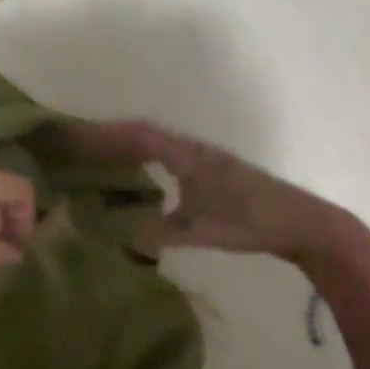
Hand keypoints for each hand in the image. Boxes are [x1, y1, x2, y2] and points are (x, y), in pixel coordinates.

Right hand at [65, 121, 347, 262]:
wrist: (301, 224)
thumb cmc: (254, 223)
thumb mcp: (204, 231)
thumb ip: (162, 233)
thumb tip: (118, 235)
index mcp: (190, 156)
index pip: (139, 136)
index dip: (103, 134)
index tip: (71, 134)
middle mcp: (193, 150)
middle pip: (141, 134)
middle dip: (104, 136)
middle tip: (68, 141)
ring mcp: (201, 159)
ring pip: (152, 144)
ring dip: (121, 144)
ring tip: (88, 153)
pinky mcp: (208, 172)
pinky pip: (163, 157)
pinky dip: (139, 158)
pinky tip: (128, 175)